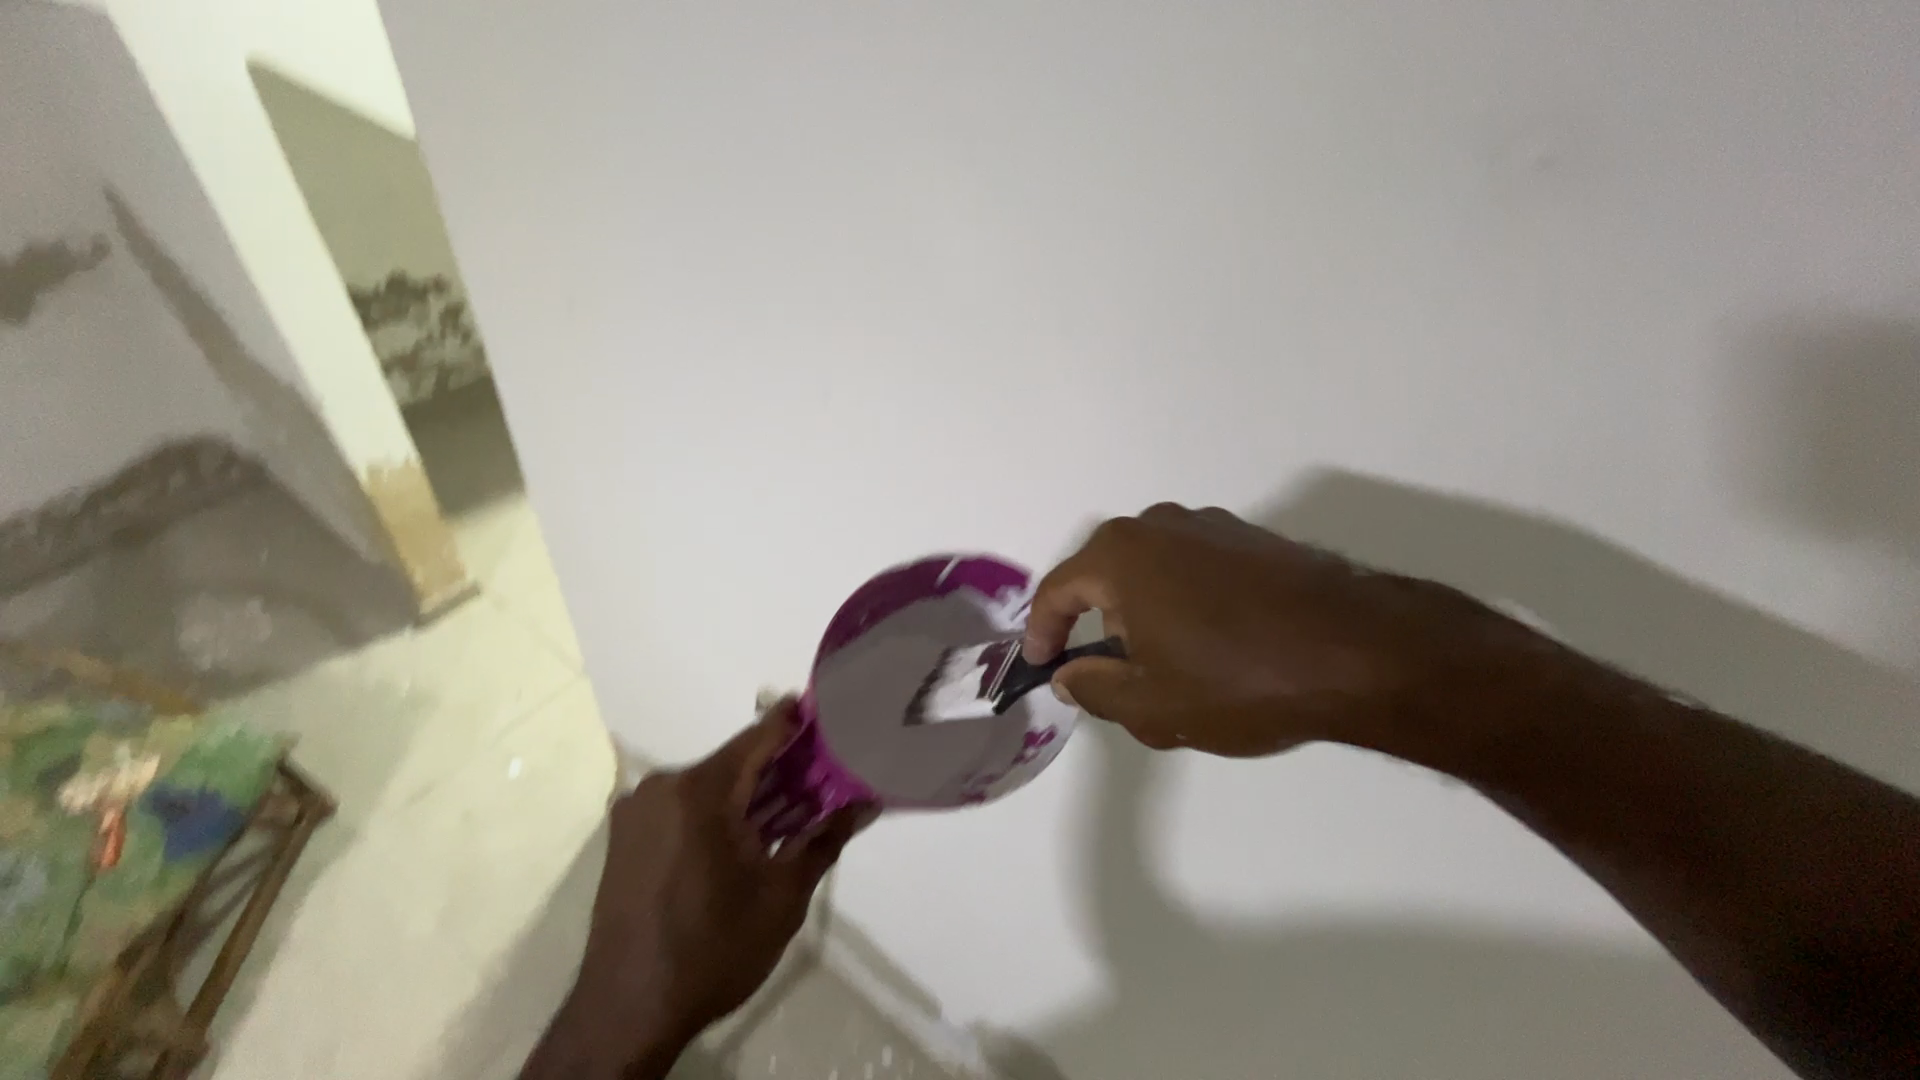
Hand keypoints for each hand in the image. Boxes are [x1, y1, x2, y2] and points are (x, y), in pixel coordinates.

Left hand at [529, 700, 874, 1078]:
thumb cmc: (714, 948)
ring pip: (710, 788)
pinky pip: (685, 810)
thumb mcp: (782, 894)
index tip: (829, 711)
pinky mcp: (628, 840)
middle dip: (783, 769)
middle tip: (828, 775)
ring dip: (753, 796)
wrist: (627, 1014)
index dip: (796, 723)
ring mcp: (638, 813)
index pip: (759, 736)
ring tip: (798, 808)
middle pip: (736, 764)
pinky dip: (721, 815)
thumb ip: (825, 838)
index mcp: (698, 789)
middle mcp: (662, 787)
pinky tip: (753, 834)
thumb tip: (868, 803)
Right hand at [1023, 503, 1531, 758]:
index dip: (1042, 631)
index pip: (1058, 590)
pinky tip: (1210, 644)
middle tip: (1102, 671)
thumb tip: (1069, 674)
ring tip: (1163, 663)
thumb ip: (1093, 688)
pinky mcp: (1254, 539)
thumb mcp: (1151, 704)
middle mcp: (1159, 525)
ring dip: (1143, 612)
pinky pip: (1194, 569)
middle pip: (1104, 575)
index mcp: (1121, 555)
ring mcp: (1211, 526)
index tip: (1039, 664)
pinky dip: (1184, 603)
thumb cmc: (1238, 679)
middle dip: (1096, 623)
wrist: (1360, 653)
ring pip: (1152, 571)